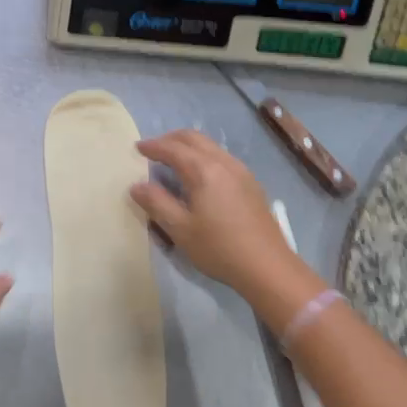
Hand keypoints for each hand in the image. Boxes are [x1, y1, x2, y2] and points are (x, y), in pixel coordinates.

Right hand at [129, 130, 304, 296]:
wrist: (269, 268)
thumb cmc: (219, 248)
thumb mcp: (180, 229)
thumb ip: (156, 203)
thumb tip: (137, 186)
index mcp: (203, 170)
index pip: (172, 148)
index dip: (152, 146)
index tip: (137, 148)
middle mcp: (223, 163)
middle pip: (193, 138)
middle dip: (170, 139)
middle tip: (153, 150)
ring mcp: (241, 172)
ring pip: (210, 146)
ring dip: (188, 146)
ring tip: (174, 161)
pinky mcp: (251, 184)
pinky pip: (222, 157)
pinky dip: (204, 156)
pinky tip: (200, 176)